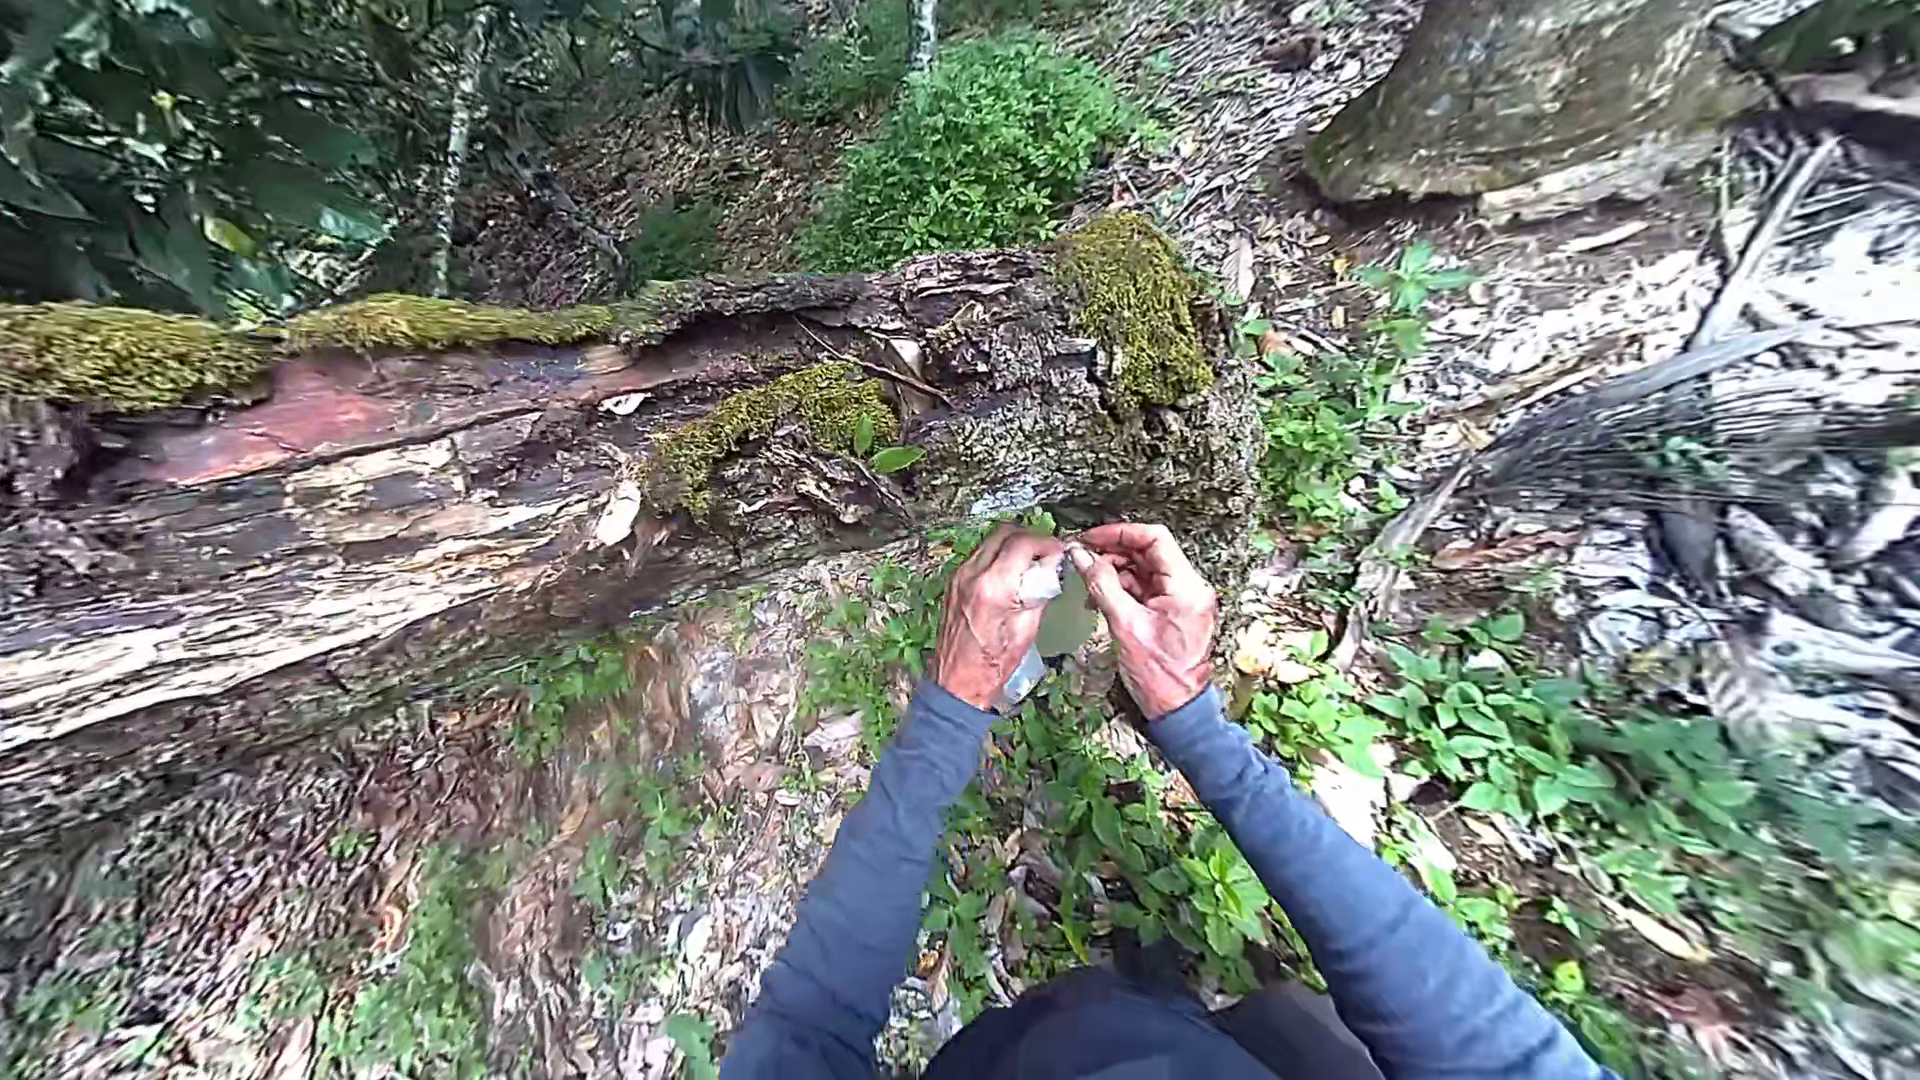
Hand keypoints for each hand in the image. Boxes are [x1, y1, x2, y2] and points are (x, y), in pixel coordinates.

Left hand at [933, 524, 1065, 709]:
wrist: (956, 682)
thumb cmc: (991, 665)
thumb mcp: (1027, 629)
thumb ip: (1039, 593)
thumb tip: (1049, 570)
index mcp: (993, 587)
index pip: (1022, 543)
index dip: (1045, 542)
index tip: (1057, 551)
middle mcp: (972, 575)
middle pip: (1004, 532)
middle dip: (1029, 537)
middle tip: (1045, 552)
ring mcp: (959, 577)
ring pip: (990, 541)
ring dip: (1012, 545)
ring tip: (1030, 563)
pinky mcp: (953, 583)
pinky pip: (979, 555)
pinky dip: (998, 556)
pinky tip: (1010, 573)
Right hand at [1068, 523, 1217, 718]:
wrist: (1177, 711)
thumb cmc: (1159, 675)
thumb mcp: (1125, 625)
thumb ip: (1102, 585)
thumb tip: (1081, 556)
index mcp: (1186, 587)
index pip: (1155, 539)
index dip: (1120, 533)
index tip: (1091, 538)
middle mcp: (1188, 588)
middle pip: (1148, 552)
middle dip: (1112, 551)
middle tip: (1082, 557)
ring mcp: (1180, 599)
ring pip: (1142, 568)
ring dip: (1113, 569)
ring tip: (1087, 580)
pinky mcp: (1170, 610)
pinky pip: (1143, 587)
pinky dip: (1120, 587)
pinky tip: (1098, 597)